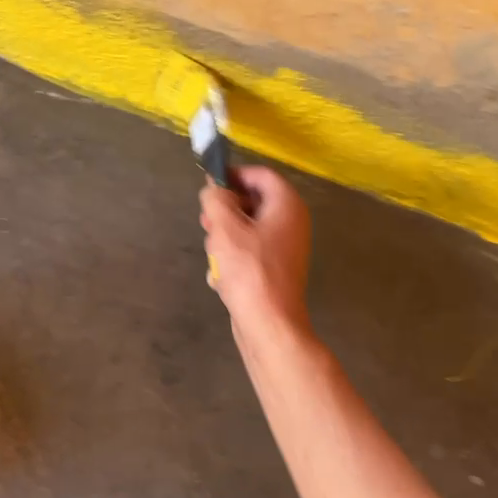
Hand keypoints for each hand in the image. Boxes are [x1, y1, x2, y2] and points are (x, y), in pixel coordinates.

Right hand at [199, 165, 312, 340]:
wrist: (269, 322)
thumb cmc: (249, 270)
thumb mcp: (225, 228)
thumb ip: (216, 201)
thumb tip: (214, 191)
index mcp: (287, 205)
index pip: (260, 175)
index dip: (233, 175)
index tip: (208, 185)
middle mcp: (291, 223)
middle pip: (253, 202)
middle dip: (225, 211)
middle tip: (206, 223)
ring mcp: (284, 249)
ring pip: (247, 230)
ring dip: (225, 238)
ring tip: (213, 254)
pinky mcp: (274, 270)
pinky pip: (249, 253)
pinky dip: (233, 260)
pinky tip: (221, 276)